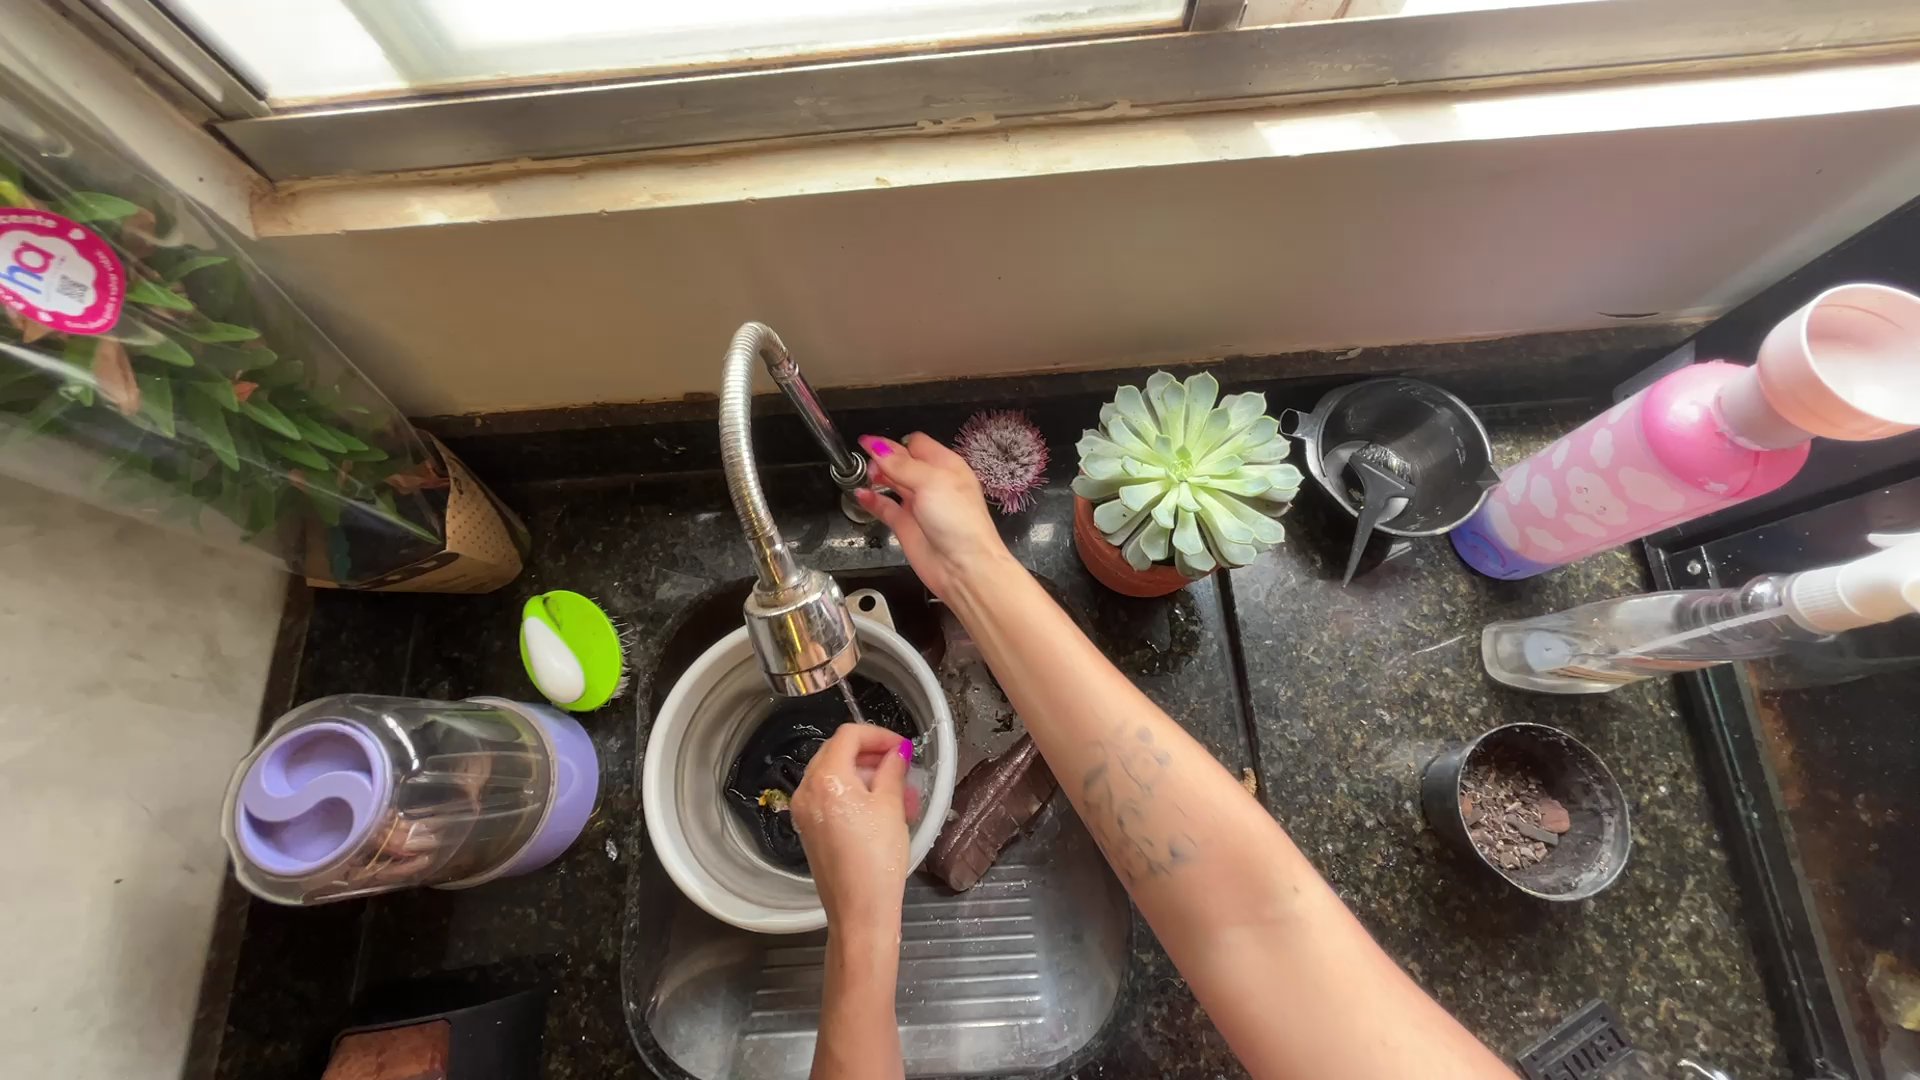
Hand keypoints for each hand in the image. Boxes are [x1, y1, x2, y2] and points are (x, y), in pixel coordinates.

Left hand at [792, 723, 914, 927]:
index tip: (901, 747)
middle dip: (872, 754)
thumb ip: (893, 769)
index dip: (879, 735)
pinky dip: (854, 793)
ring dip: (866, 775)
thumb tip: (897, 753)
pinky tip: (881, 808)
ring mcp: (805, 811)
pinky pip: (831, 797)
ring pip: (835, 774)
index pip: (849, 735)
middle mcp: (807, 791)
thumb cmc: (876, 860)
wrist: (860, 913)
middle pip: (838, 752)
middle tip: (901, 765)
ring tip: (899, 792)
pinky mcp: (810, 829)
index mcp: (826, 778)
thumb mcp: (891, 805)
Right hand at [855, 433, 1015, 600]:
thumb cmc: (960, 522)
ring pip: (891, 482)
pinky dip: (871, 500)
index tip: (872, 444)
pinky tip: (861, 494)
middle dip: (883, 458)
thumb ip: (901, 464)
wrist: (964, 567)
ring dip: (876, 476)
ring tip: (866, 476)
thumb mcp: (931, 482)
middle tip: (869, 462)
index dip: (895, 444)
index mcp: (946, 466)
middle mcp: (932, 484)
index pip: (917, 444)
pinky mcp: (906, 526)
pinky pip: (884, 507)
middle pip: (901, 462)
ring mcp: (919, 505)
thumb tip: (878, 447)